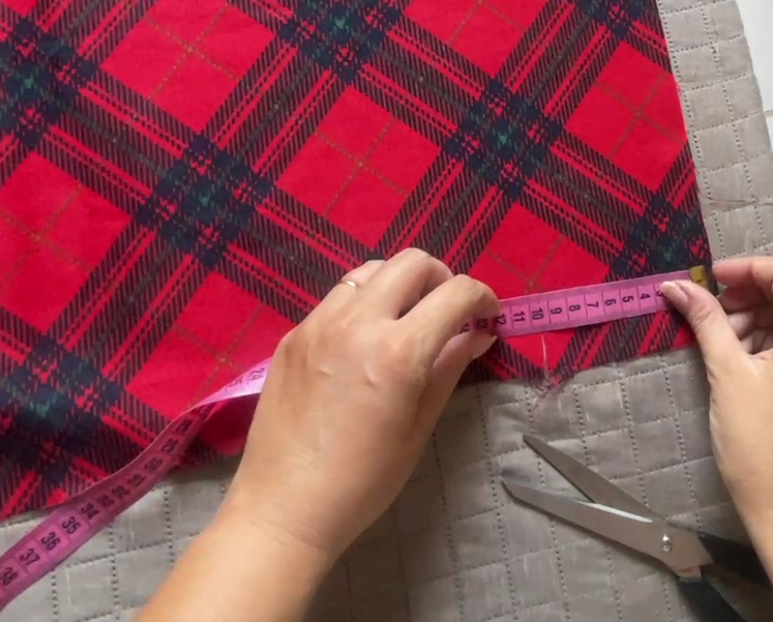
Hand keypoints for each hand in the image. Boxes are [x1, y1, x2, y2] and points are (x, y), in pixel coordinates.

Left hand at [223, 248, 498, 561]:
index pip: (455, 293)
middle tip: (448, 311)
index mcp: (398, 351)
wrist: (283, 509)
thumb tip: (479, 334)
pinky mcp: (295, 332)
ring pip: (372, 269)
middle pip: (413, 262)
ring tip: (406, 317)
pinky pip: (339, 296)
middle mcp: (359, 322)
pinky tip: (365, 338)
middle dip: (442, 277)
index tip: (489, 314)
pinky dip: (365, 301)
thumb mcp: (420, 426)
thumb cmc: (363, 481)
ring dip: (400, 283)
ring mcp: (320, 322)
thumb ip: (451, 367)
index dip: (482, 297)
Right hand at [662, 257, 772, 531]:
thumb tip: (675, 284)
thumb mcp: (727, 373)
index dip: (748, 269)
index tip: (711, 277)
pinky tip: (741, 349)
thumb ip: (706, 320)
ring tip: (725, 331)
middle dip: (757, 286)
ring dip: (763, 309)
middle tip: (719, 301)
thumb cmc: (757, 442)